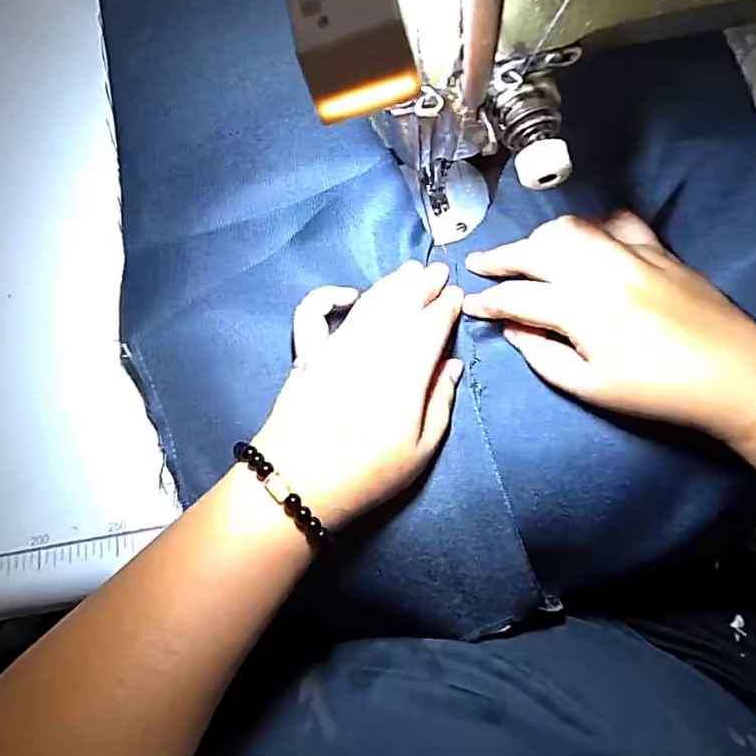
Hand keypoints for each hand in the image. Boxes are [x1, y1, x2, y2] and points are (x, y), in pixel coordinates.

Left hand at [251, 261, 464, 527]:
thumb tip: (452, 365)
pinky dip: (327, 296)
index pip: (431, 325)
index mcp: (405, 374)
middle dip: (423, 285)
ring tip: (408, 271)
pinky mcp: (307, 354)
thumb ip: (441, 402)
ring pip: (368, 302)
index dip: (447, 306)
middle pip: (401, 304)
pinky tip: (348, 293)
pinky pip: (313, 313)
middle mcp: (372, 350)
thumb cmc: (367, 474)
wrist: (298, 484)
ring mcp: (336, 348)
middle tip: (438, 271)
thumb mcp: (420, 451)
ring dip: (391, 283)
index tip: (457, 295)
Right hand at [461, 212, 755, 447]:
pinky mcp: (657, 249)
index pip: (518, 296)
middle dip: (502, 257)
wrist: (732, 371)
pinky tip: (588, 239)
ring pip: (572, 228)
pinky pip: (618, 224)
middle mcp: (598, 268)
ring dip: (541, 238)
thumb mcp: (590, 386)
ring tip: (527, 252)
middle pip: (537, 250)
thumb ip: (544, 356)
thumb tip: (514, 330)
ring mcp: (630, 253)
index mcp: (579, 306)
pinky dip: (595, 227)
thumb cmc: (657, 389)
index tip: (470, 304)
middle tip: (480, 264)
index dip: (489, 301)